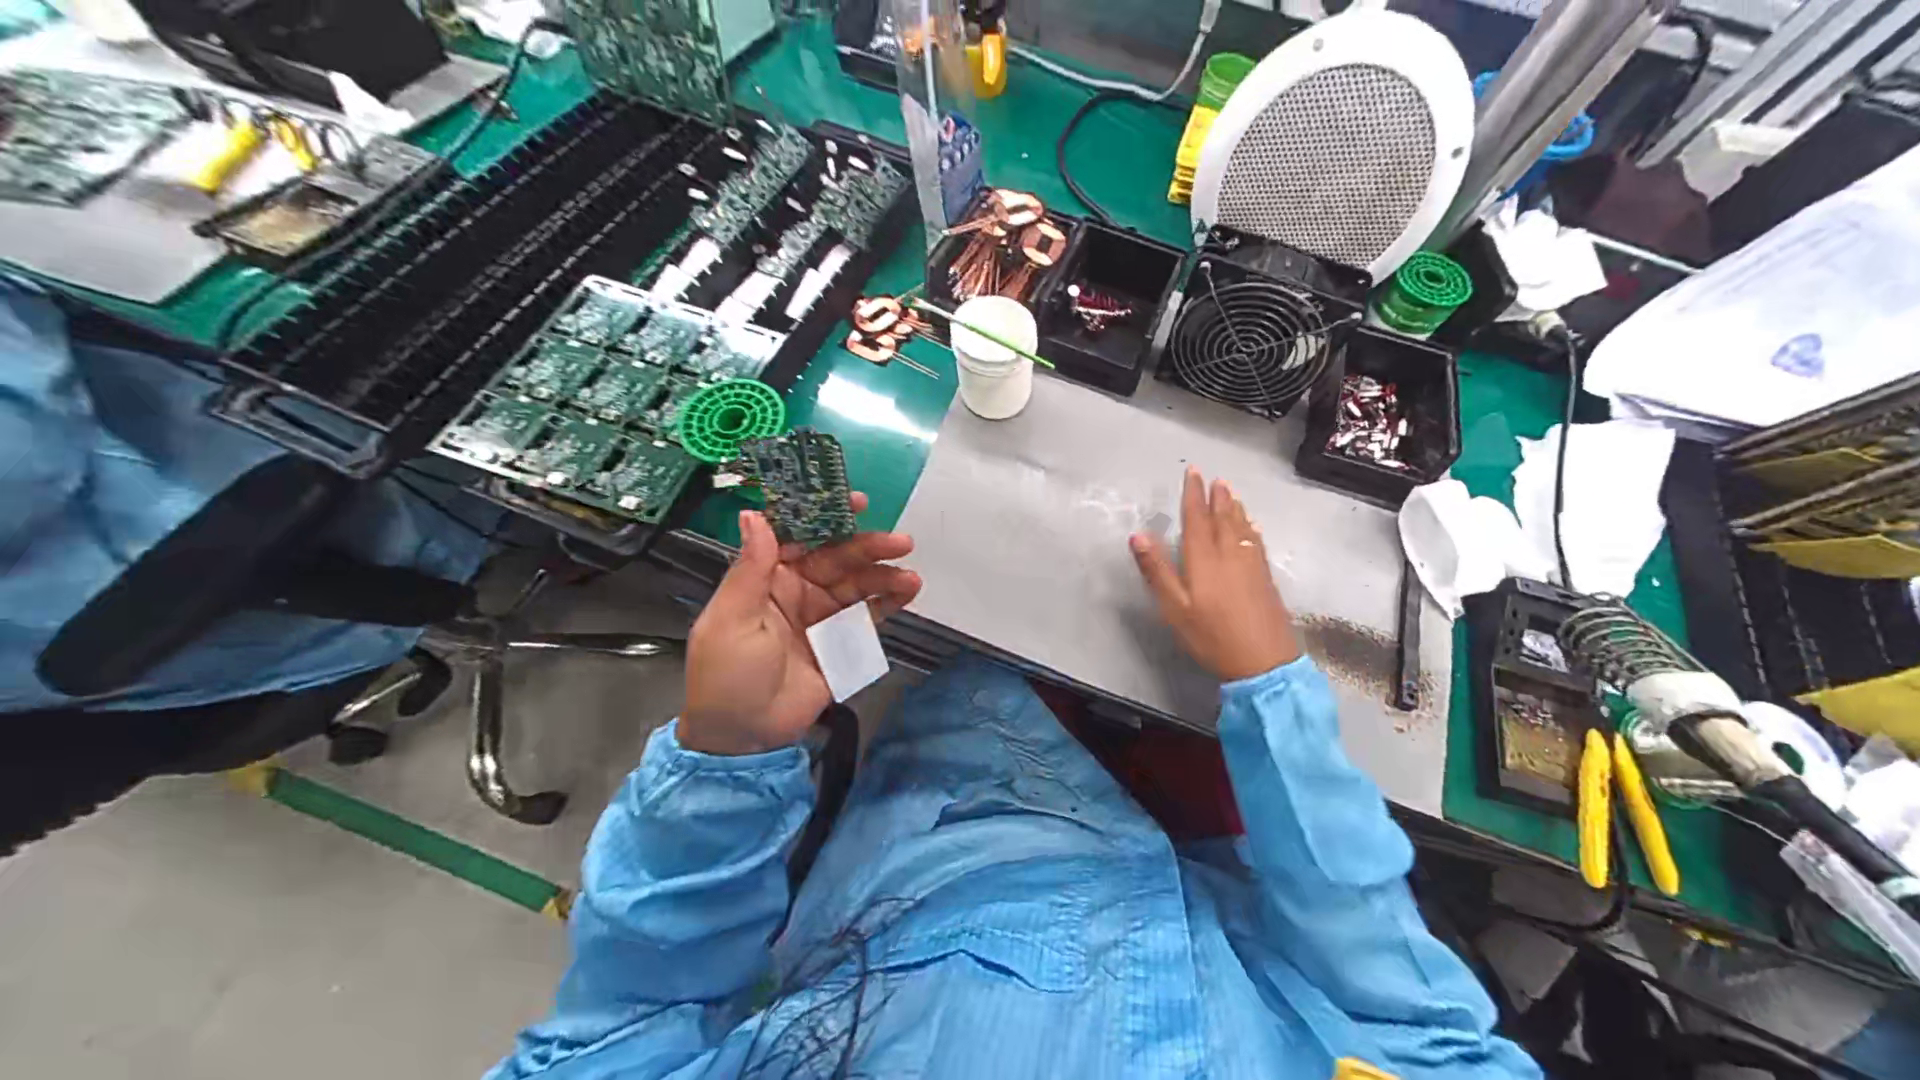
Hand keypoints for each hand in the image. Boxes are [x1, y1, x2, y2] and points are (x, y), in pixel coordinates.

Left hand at [681, 495, 920, 754]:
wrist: (745, 736)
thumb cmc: (727, 675)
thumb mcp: (732, 618)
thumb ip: (751, 568)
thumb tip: (753, 515)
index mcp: (765, 578)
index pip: (798, 536)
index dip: (825, 516)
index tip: (853, 501)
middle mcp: (796, 589)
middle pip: (836, 558)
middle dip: (867, 547)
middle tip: (898, 541)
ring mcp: (822, 615)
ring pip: (857, 584)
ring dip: (884, 575)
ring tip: (908, 575)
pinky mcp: (842, 641)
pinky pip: (868, 615)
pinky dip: (889, 602)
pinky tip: (908, 591)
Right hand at [1130, 467, 1300, 681]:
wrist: (1264, 662)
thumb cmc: (1212, 636)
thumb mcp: (1174, 608)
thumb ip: (1157, 570)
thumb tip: (1138, 535)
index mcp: (1204, 559)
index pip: (1197, 519)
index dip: (1193, 495)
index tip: (1193, 473)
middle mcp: (1230, 554)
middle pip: (1223, 518)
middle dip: (1217, 497)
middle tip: (1215, 478)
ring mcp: (1251, 566)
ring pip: (1242, 528)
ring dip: (1235, 508)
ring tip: (1231, 493)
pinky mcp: (1265, 578)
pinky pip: (1257, 543)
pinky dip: (1252, 529)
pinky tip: (1254, 526)